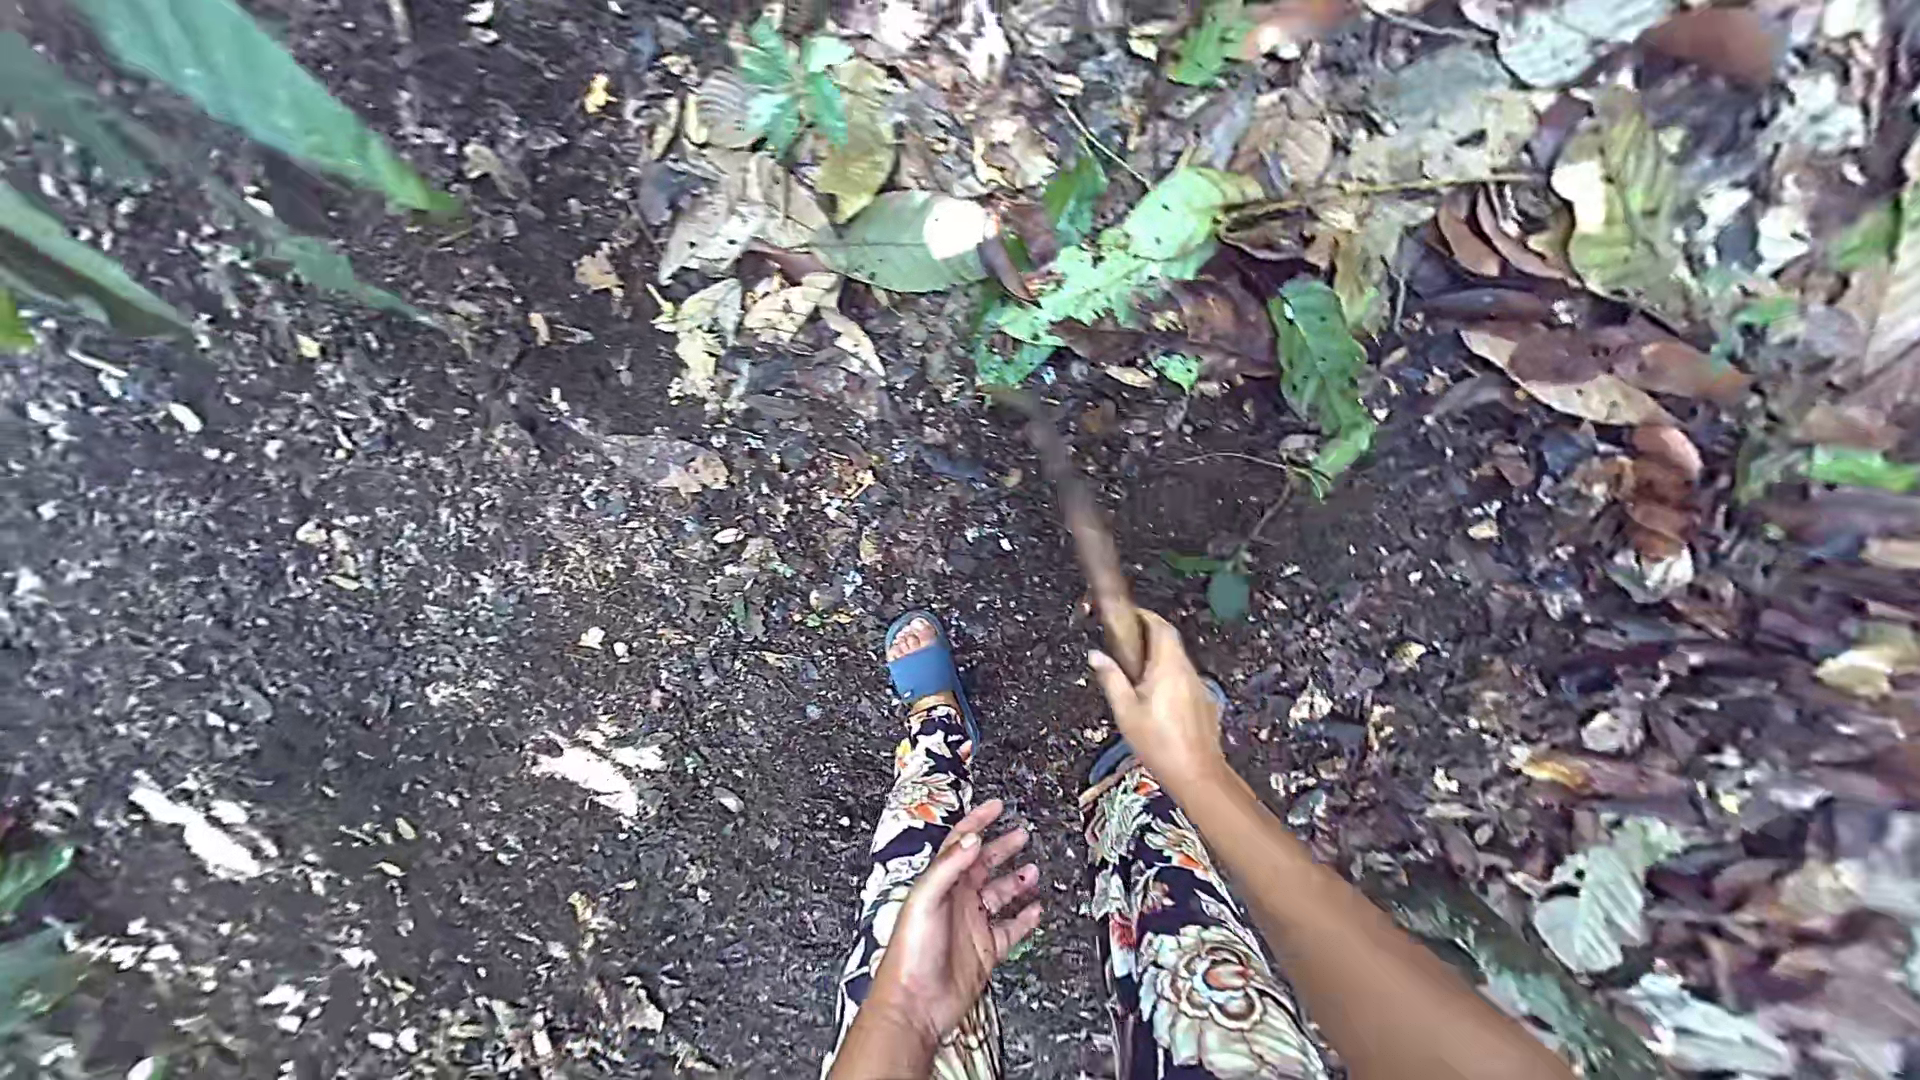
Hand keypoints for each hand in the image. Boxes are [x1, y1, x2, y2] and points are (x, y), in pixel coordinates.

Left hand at [855, 799, 1041, 1062]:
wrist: (914, 1004)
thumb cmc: (910, 952)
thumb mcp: (925, 898)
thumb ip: (949, 865)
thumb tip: (972, 837)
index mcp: (942, 881)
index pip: (962, 841)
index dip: (979, 821)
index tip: (996, 807)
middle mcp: (958, 898)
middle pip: (985, 864)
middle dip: (1003, 847)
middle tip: (1021, 833)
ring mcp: (972, 923)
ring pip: (1000, 894)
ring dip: (1017, 880)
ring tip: (1033, 869)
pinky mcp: (984, 950)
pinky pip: (1010, 929)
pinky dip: (1024, 918)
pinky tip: (1035, 910)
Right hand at [1088, 609, 1226, 793]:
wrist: (1196, 774)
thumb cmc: (1158, 743)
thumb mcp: (1125, 711)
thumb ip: (1111, 678)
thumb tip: (1096, 655)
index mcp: (1167, 667)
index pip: (1160, 626)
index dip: (1145, 615)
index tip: (1128, 615)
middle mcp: (1186, 670)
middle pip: (1170, 640)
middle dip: (1149, 633)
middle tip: (1125, 640)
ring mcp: (1198, 685)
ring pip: (1177, 658)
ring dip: (1158, 654)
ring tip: (1134, 668)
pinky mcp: (1202, 700)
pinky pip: (1183, 676)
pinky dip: (1168, 672)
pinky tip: (1153, 693)